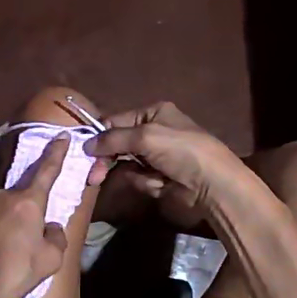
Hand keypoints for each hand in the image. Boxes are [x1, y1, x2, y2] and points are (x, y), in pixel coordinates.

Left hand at [0, 135, 70, 297]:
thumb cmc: (17, 271)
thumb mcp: (52, 259)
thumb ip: (56, 236)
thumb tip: (50, 227)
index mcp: (28, 201)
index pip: (46, 171)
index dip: (56, 153)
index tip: (61, 136)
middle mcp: (2, 196)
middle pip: (21, 197)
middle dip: (26, 211)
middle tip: (28, 238)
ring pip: (0, 209)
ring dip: (6, 222)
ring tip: (6, 249)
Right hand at [85, 102, 251, 216]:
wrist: (213, 183)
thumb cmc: (181, 150)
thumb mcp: (145, 137)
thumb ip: (112, 139)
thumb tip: (85, 144)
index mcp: (152, 113)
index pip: (115, 121)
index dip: (99, 135)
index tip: (83, 151)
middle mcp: (152, 131)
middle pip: (116, 144)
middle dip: (108, 160)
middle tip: (94, 176)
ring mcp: (155, 155)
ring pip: (125, 164)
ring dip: (135, 173)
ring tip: (153, 178)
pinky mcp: (159, 176)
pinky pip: (138, 178)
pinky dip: (146, 182)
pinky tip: (162, 184)